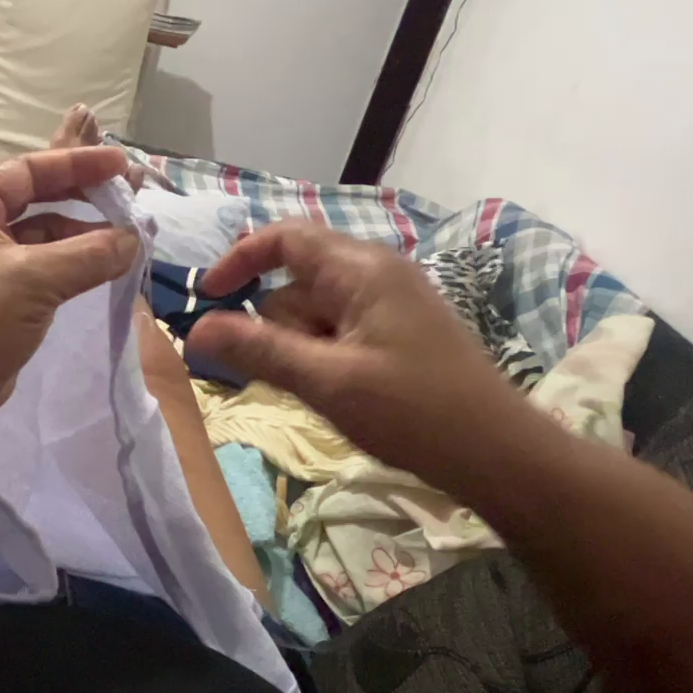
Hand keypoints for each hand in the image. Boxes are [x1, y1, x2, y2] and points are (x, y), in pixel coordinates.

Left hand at [0, 146, 139, 429]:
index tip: (121, 163)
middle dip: (83, 192)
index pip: (27, 170)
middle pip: (37, 196)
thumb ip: (88, 254)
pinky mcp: (2, 291)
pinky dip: (76, 260)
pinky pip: (46, 263)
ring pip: (45, 232)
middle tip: (130, 189)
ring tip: (129, 230)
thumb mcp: (32, 282)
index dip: (76, 163)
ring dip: (85, 230)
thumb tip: (134, 238)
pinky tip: (108, 261)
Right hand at [186, 223, 548, 488]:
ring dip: (295, 345)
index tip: (207, 298)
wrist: (498, 455)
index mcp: (361, 269)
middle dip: (270, 322)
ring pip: (313, 310)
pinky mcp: (395, 332)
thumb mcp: (325, 381)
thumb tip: (194, 330)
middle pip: (295, 279)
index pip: (285, 238)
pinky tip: (331, 392)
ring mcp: (388, 303)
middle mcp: (375, 273)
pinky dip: (317, 355)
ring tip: (314, 390)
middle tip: (272, 372)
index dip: (238, 260)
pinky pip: (336, 330)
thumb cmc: (413, 412)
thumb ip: (257, 349)